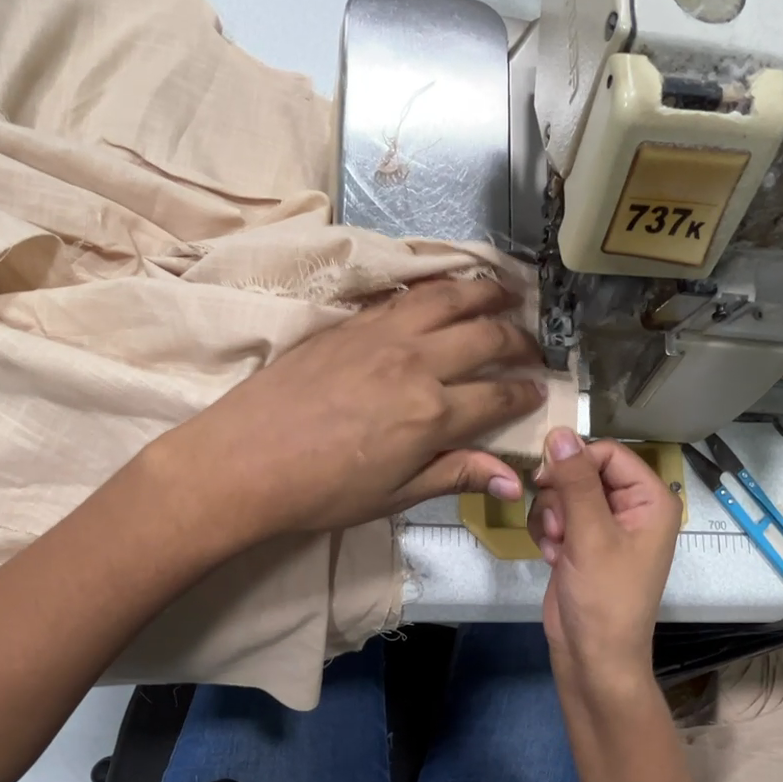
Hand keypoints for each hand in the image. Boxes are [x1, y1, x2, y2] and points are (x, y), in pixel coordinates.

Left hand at [143, 279, 545, 537]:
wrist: (244, 461)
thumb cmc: (321, 491)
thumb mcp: (394, 495)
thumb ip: (455, 475)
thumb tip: (514, 481)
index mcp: (432, 414)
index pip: (499, 396)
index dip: (526, 393)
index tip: (539, 391)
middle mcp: (417, 363)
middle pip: (487, 338)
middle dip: (521, 342)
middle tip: (533, 349)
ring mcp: (383, 335)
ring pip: (451, 298)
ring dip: (487, 292)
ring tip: (509, 291)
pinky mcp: (353, 322)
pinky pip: (408, 294)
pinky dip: (438, 286)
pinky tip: (447, 289)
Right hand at [528, 429, 681, 681]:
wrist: (593, 657)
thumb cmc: (604, 598)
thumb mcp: (591, 536)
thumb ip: (575, 482)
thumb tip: (560, 431)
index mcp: (650, 499)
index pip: (608, 453)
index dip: (575, 461)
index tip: (547, 480)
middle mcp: (631, 508)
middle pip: (583, 471)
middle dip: (561, 496)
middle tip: (558, 525)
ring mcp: (604, 527)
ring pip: (563, 494)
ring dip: (551, 516)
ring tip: (557, 546)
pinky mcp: (581, 544)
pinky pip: (556, 517)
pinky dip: (547, 533)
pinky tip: (551, 557)